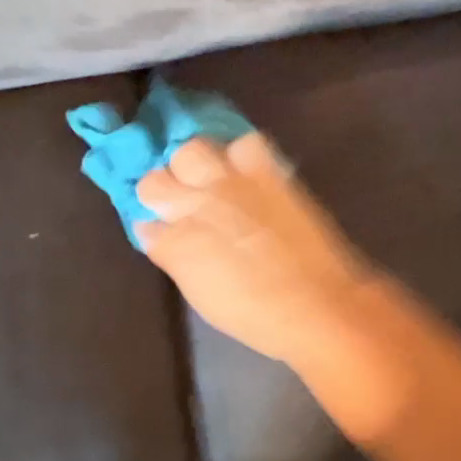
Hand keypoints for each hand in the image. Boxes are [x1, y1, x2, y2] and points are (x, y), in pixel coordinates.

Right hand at [135, 134, 376, 363]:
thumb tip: (157, 233)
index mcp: (177, 242)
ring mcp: (232, 183)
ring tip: (208, 176)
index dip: (153, 220)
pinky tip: (244, 169)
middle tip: (179, 198)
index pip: (144, 219)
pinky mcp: (267, 173)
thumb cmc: (256, 315)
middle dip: (163, 185)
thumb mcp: (201, 294)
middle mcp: (197, 205)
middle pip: (157, 178)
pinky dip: (240, 153)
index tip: (160, 224)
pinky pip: (244, 144)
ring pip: (193, 150)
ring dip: (194, 161)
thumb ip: (175, 257)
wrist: (315, 304)